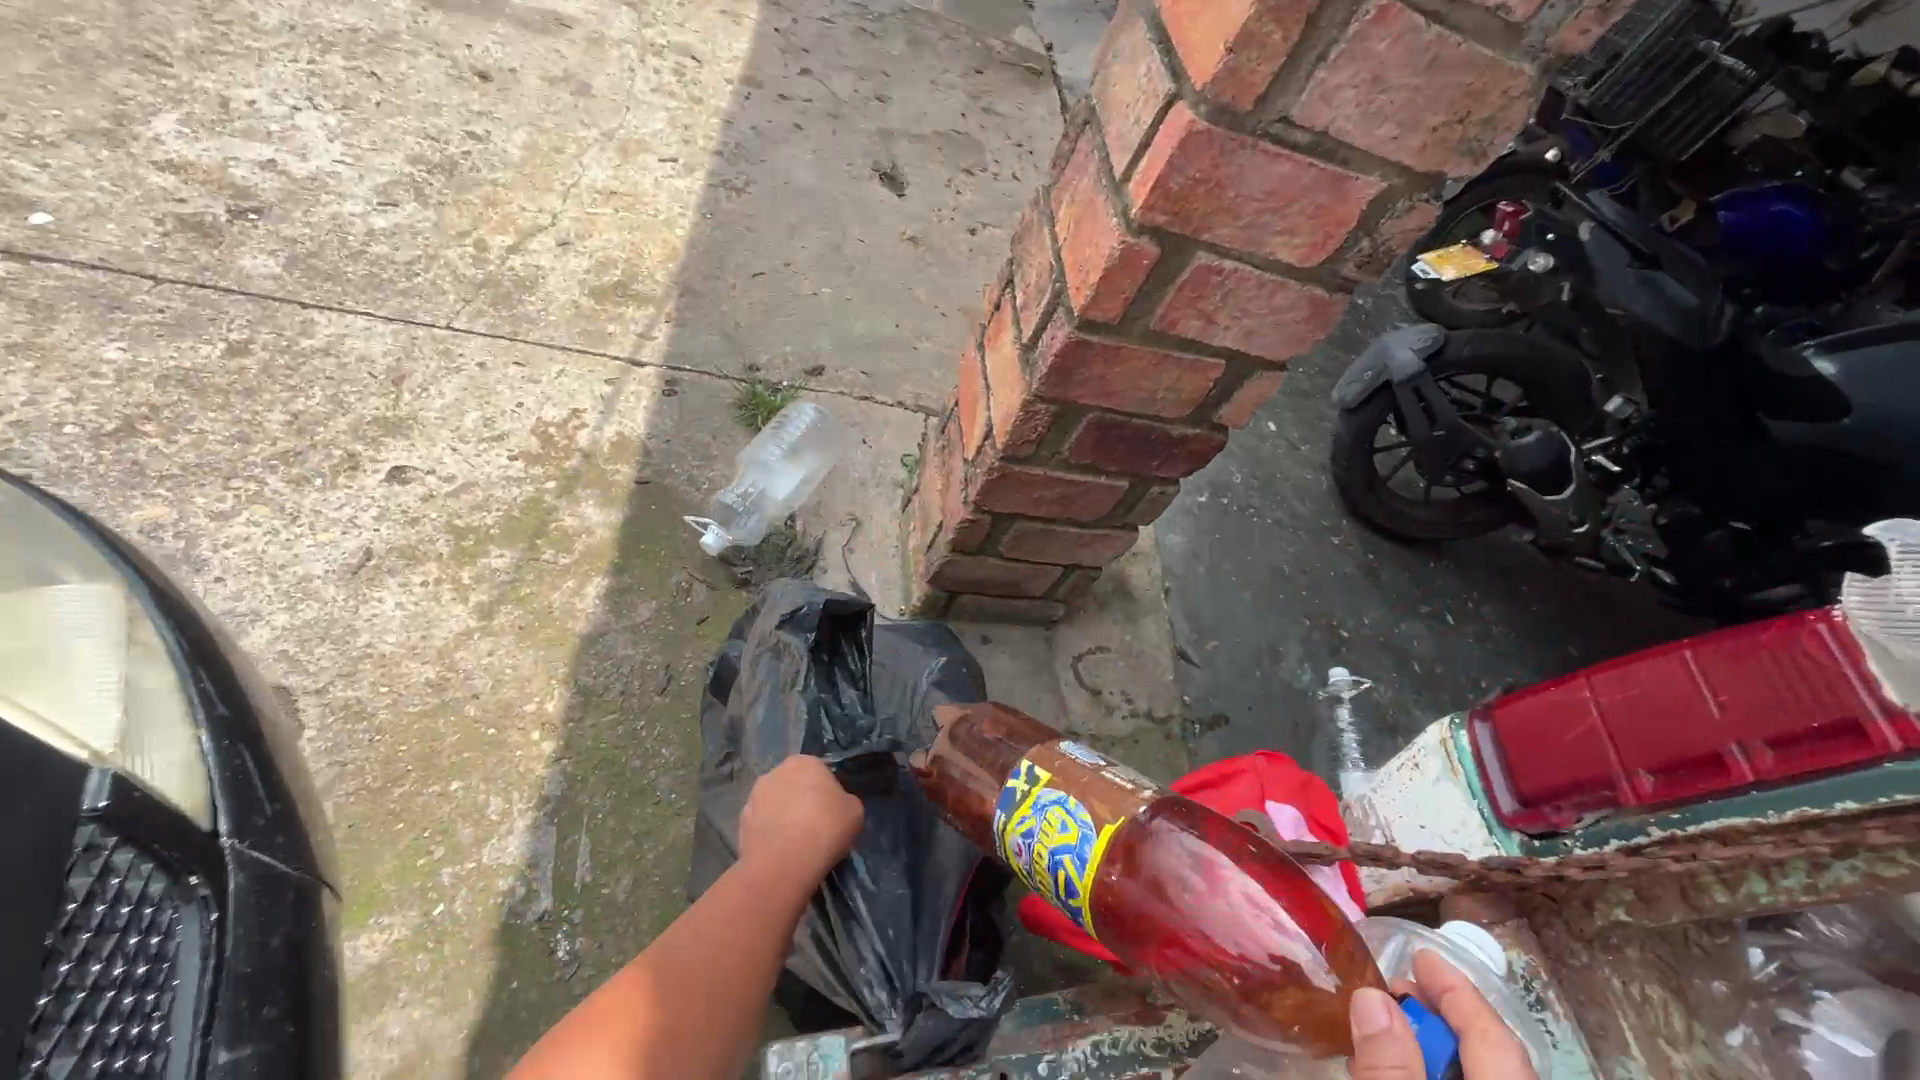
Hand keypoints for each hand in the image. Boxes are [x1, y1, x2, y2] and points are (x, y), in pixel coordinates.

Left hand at [738, 755, 864, 882]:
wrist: (784, 862)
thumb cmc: (825, 828)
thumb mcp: (855, 811)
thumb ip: (845, 801)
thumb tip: (836, 806)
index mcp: (804, 762)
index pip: (819, 771)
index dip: (827, 791)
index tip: (832, 811)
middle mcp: (775, 772)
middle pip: (794, 784)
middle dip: (802, 800)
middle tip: (815, 825)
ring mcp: (754, 796)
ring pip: (775, 803)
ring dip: (784, 815)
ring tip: (796, 842)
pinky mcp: (741, 821)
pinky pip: (762, 823)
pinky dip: (770, 832)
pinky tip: (780, 850)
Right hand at [1348, 950, 1535, 1079]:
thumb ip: (1390, 1065)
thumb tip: (1370, 996)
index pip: (1491, 1036)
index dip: (1456, 991)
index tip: (1421, 956)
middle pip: (1492, 1055)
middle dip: (1441, 1015)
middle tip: (1394, 989)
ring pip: (1480, 1075)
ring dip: (1433, 1048)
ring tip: (1388, 1027)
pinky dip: (1435, 1074)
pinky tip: (1402, 1069)